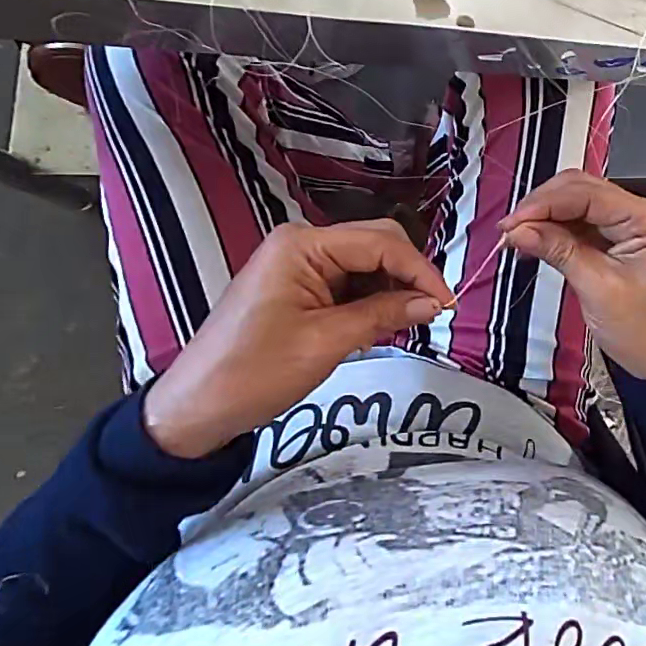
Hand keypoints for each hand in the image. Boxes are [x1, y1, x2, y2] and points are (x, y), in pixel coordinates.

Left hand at [141, 219, 453, 457]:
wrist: (199, 404)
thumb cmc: (254, 371)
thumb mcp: (325, 343)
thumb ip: (382, 314)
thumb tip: (431, 302)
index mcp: (302, 244)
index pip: (379, 242)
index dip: (419, 270)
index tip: (446, 304)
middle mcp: (300, 242)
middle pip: (373, 243)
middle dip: (406, 276)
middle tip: (430, 316)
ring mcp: (296, 262)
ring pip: (362, 263)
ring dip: (388, 289)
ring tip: (404, 325)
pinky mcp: (295, 284)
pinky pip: (343, 281)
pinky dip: (367, 300)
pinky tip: (379, 323)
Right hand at [498, 170, 645, 379]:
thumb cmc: (640, 329)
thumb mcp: (597, 289)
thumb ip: (558, 251)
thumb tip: (516, 230)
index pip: (588, 195)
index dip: (544, 203)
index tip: (511, 223)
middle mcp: (640, 210)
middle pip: (579, 189)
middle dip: (540, 205)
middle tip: (509, 230)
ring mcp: (626, 220)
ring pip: (572, 199)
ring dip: (541, 214)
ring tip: (515, 235)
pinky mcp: (612, 232)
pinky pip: (574, 217)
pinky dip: (549, 225)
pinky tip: (529, 239)